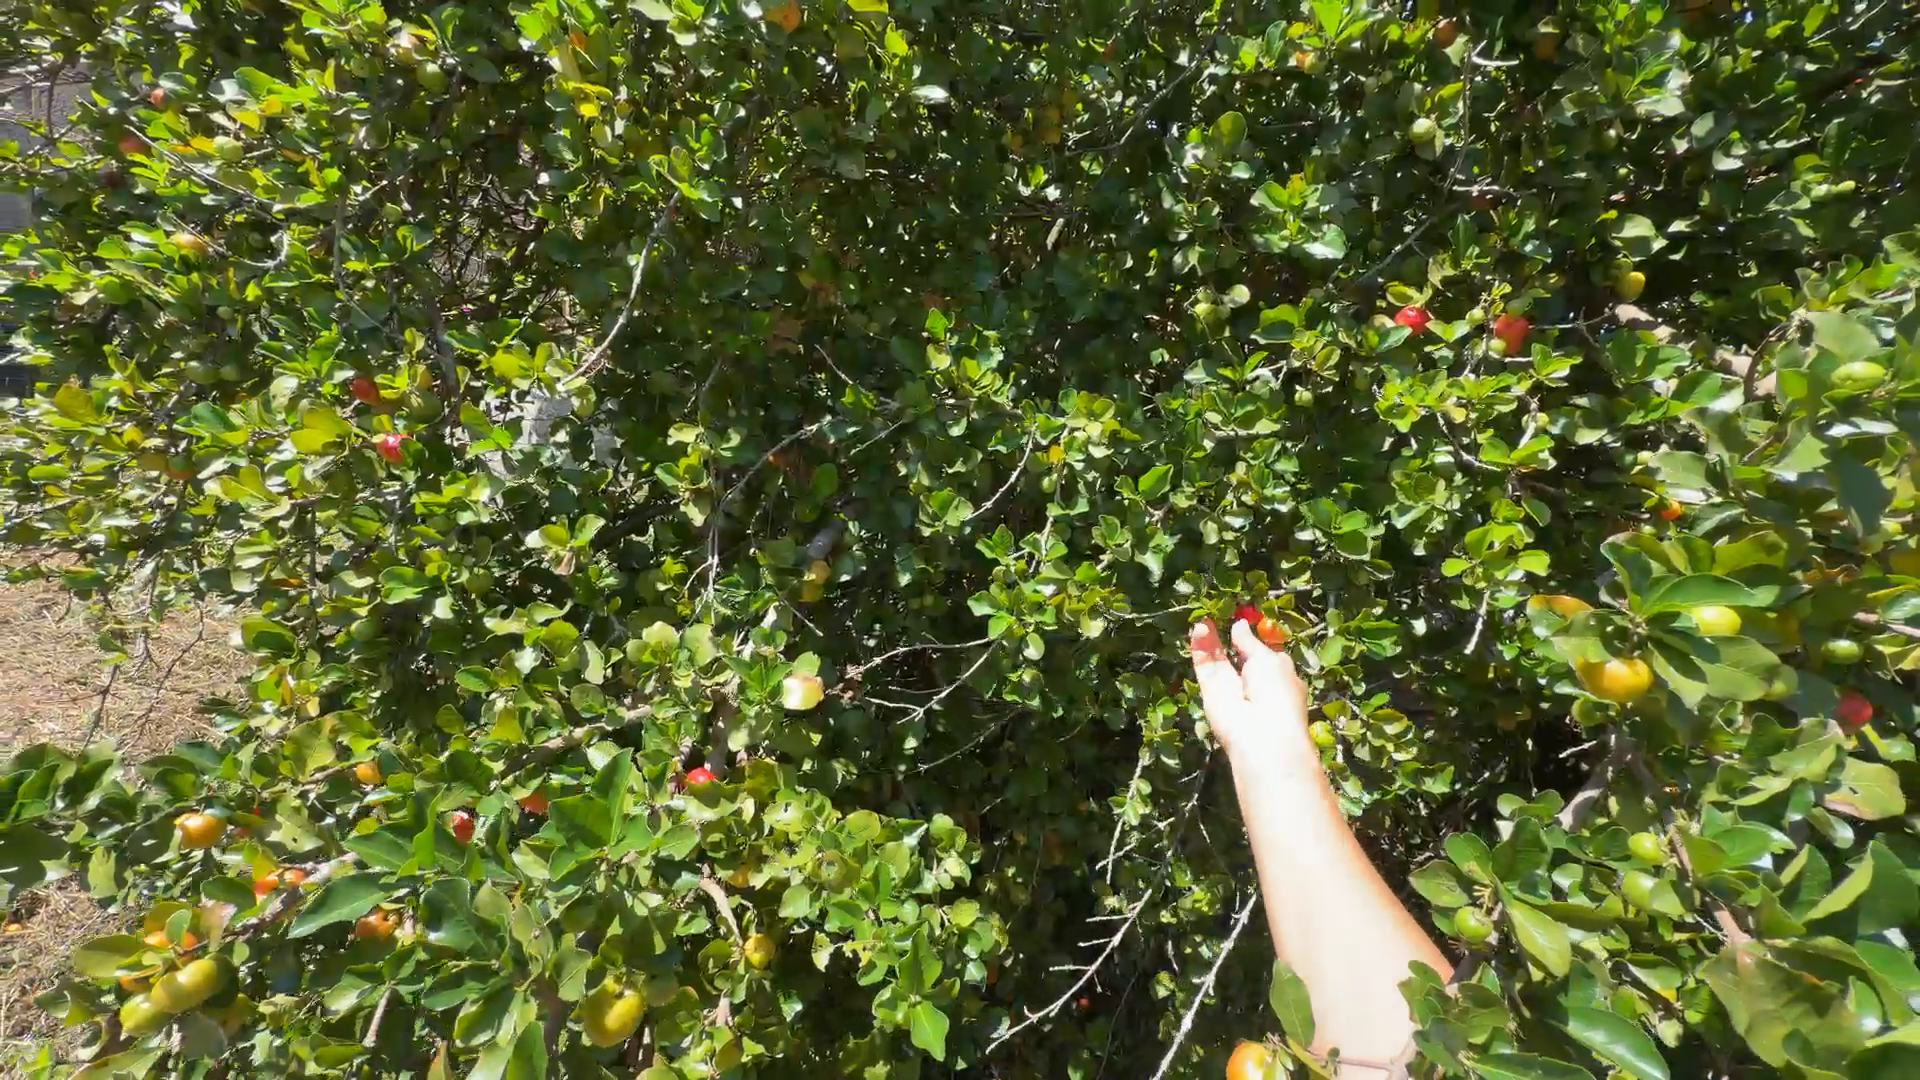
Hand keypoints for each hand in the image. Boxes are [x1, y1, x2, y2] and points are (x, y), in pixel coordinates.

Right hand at [1189, 618, 1315, 771]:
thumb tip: (1239, 624)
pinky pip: (1205, 667)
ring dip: (1211, 640)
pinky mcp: (1211, 691)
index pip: (1263, 653)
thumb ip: (1249, 641)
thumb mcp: (1268, 659)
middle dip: (1228, 637)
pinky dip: (1201, 649)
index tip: (1241, 618)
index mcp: (1277, 675)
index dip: (1252, 638)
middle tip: (1216, 616)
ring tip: (1203, 619)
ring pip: (1217, 659)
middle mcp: (1253, 681)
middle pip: (1236, 655)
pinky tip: (1198, 629)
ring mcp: (1230, 687)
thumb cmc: (1278, 693)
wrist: (1261, 733)